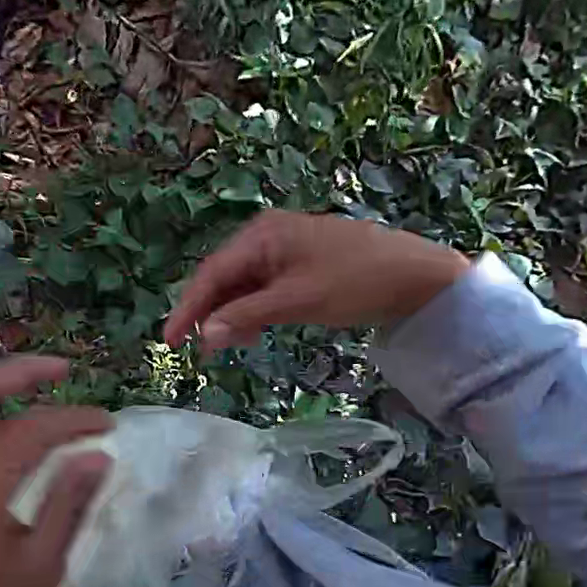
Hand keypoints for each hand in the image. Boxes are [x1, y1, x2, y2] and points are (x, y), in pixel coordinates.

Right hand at [163, 211, 472, 352]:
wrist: (417, 277)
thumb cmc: (356, 281)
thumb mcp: (296, 300)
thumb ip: (246, 316)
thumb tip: (204, 335)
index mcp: (262, 236)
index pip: (211, 275)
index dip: (187, 310)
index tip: (169, 341)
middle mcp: (265, 237)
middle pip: (221, 280)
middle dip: (209, 315)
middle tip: (200, 351)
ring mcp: (281, 250)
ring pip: (239, 288)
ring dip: (231, 318)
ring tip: (232, 347)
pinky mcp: (295, 265)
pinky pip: (260, 290)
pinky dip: (252, 313)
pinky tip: (255, 333)